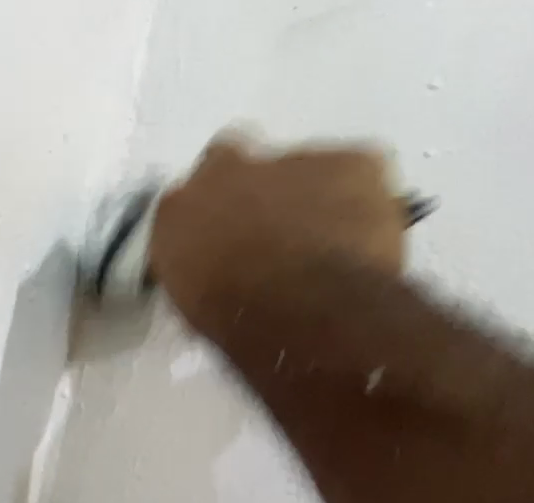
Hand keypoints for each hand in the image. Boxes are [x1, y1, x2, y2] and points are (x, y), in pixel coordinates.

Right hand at [150, 134, 407, 341]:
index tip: (216, 237)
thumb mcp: (190, 294)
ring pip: (298, 167)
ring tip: (320, 237)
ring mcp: (291, 158)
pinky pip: (356, 169)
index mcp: (177, 209)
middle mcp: (224, 171)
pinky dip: (357, 195)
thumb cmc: (231, 315)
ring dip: (304, 193)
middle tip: (264, 219)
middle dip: (244, 181)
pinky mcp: (353, 158)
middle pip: (229, 155)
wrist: (299, 306)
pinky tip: (355, 230)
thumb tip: (214, 262)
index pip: (185, 199)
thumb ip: (198, 260)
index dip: (205, 216)